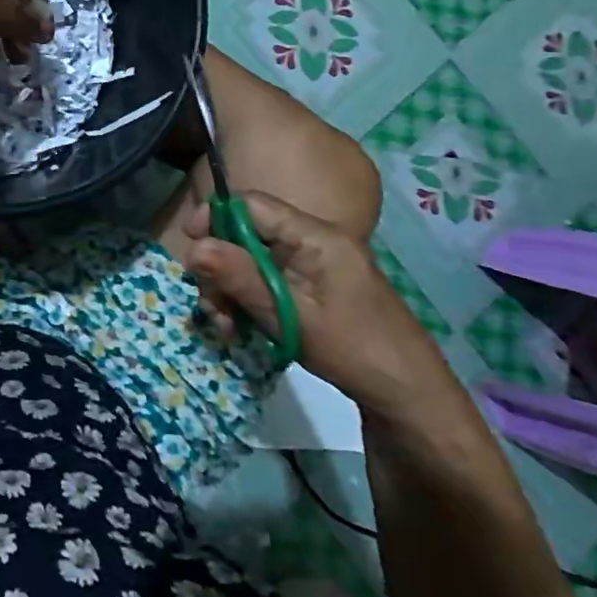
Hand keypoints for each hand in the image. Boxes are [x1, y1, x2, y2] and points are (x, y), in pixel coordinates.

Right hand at [181, 192, 462, 420]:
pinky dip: (246, 299)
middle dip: (220, 268)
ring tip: (226, 327)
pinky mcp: (309, 286)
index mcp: (314, 235)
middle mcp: (310, 241)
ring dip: (230, 289)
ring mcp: (310, 264)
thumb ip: (242, 279)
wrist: (406, 392)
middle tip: (213, 309)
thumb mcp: (291, 316)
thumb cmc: (353, 349)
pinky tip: (240, 328)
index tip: (191, 246)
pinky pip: (265, 279)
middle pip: (247, 234)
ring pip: (251, 260)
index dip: (217, 216)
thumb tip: (193, 248)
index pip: (254, 204)